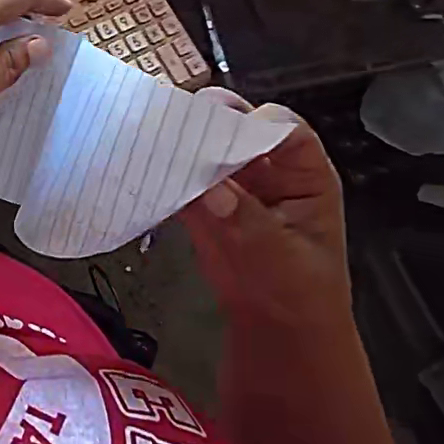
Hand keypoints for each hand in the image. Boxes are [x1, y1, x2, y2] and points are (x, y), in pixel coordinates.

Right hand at [177, 90, 351, 330]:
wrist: (274, 325)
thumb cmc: (300, 292)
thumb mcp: (284, 260)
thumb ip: (249, 222)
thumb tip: (213, 192)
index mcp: (301, 173)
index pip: (285, 130)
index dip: (258, 122)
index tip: (226, 129)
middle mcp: (264, 165)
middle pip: (237, 123)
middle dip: (210, 118)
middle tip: (180, 120)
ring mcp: (228, 176)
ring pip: (202, 141)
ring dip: (179, 139)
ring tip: (153, 138)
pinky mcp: (198, 191)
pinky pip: (176, 169)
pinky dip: (160, 166)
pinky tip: (142, 163)